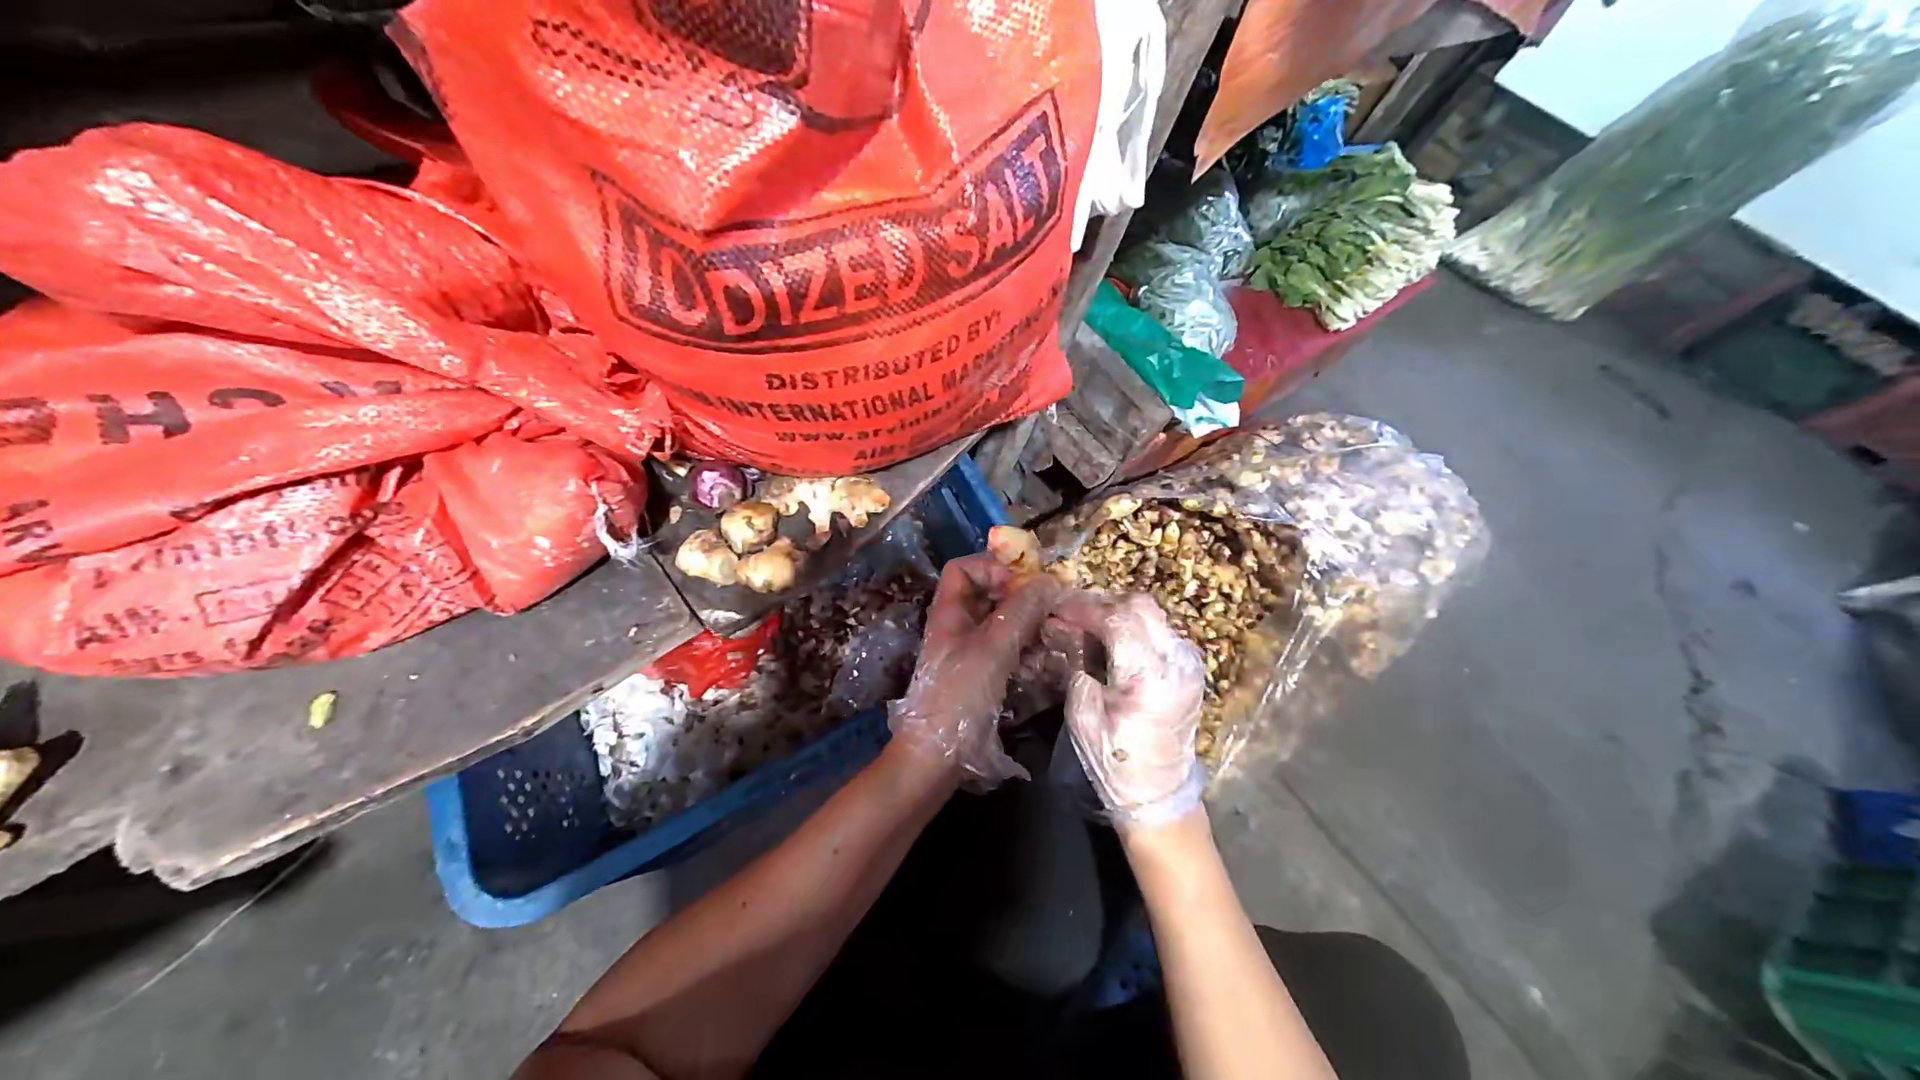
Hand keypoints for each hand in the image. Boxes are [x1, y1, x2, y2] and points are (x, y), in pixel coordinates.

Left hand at [888, 553, 1057, 786]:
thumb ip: (1020, 610)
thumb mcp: (993, 646)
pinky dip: (1026, 650)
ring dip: (1029, 624)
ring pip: (1003, 623)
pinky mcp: (983, 675)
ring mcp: (970, 652)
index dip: (992, 567)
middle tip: (1052, 605)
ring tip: (1054, 632)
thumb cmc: (960, 693)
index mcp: (949, 611)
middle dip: (1022, 597)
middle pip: (989, 595)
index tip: (1023, 581)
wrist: (938, 754)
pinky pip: (1008, 650)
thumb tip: (1048, 581)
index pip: (964, 568)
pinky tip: (1044, 661)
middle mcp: (958, 626)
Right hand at [1055, 593, 1207, 827]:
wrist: (1159, 794)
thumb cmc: (1114, 760)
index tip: (1056, 610)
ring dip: (1117, 611)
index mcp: (1150, 676)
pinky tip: (1109, 639)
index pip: (1117, 617)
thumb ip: (1076, 661)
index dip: (1083, 608)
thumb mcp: (1083, 711)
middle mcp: (1177, 661)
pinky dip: (1133, 624)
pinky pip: (1159, 629)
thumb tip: (1060, 626)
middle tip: (1070, 614)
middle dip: (1101, 603)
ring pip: (1151, 613)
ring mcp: (1189, 663)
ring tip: (1086, 624)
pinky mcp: (1190, 668)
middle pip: (1140, 604)